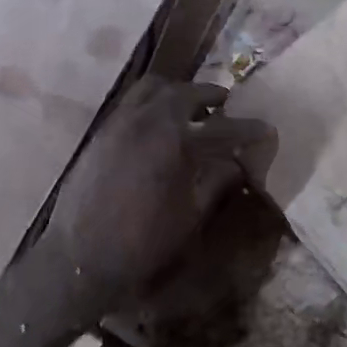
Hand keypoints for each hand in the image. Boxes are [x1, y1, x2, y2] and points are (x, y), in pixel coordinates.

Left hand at [40, 78, 269, 318]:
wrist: (79, 259)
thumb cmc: (143, 243)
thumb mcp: (191, 216)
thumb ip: (217, 182)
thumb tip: (237, 163)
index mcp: (176, 142)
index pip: (223, 127)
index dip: (248, 129)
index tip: (266, 129)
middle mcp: (149, 121)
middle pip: (187, 92)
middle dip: (212, 96)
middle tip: (227, 106)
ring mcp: (121, 122)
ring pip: (154, 87)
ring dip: (178, 91)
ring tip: (192, 107)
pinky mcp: (103, 131)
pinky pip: (132, 101)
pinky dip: (153, 100)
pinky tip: (160, 122)